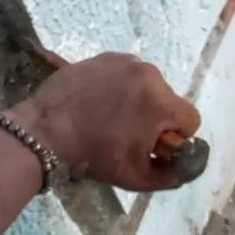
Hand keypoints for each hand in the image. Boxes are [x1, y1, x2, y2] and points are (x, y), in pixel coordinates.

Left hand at [6, 52, 200, 191]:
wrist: (44, 131)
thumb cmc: (93, 156)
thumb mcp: (136, 177)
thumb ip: (171, 175)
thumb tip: (185, 167)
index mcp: (160, 103)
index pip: (190, 119)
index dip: (176, 136)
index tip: (153, 145)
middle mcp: (149, 74)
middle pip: (168, 100)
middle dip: (156, 117)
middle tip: (128, 134)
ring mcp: (125, 61)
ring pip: (148, 85)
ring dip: (139, 101)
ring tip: (111, 117)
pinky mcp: (105, 57)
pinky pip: (127, 73)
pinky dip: (120, 87)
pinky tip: (100, 102)